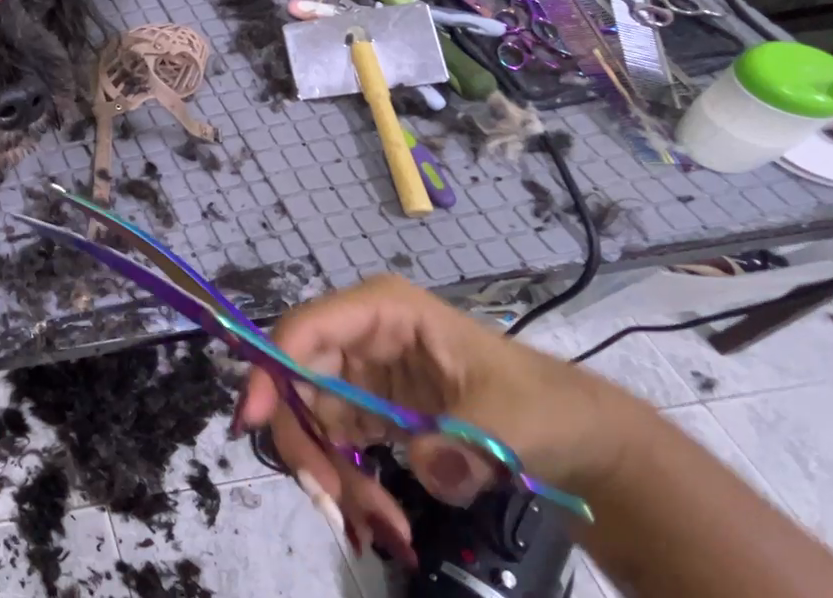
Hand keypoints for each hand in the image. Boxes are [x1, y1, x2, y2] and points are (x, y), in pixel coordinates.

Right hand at [237, 275, 637, 563]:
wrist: (578, 442)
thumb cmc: (547, 408)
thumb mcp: (515, 422)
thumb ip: (466, 443)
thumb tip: (424, 464)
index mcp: (382, 312)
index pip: (304, 330)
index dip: (270, 369)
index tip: (253, 422)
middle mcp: (356, 336)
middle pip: (293, 378)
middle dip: (303, 440)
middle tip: (331, 501)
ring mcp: (355, 373)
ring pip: (306, 416)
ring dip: (328, 470)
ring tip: (378, 520)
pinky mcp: (361, 408)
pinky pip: (328, 442)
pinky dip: (342, 479)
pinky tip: (376, 511)